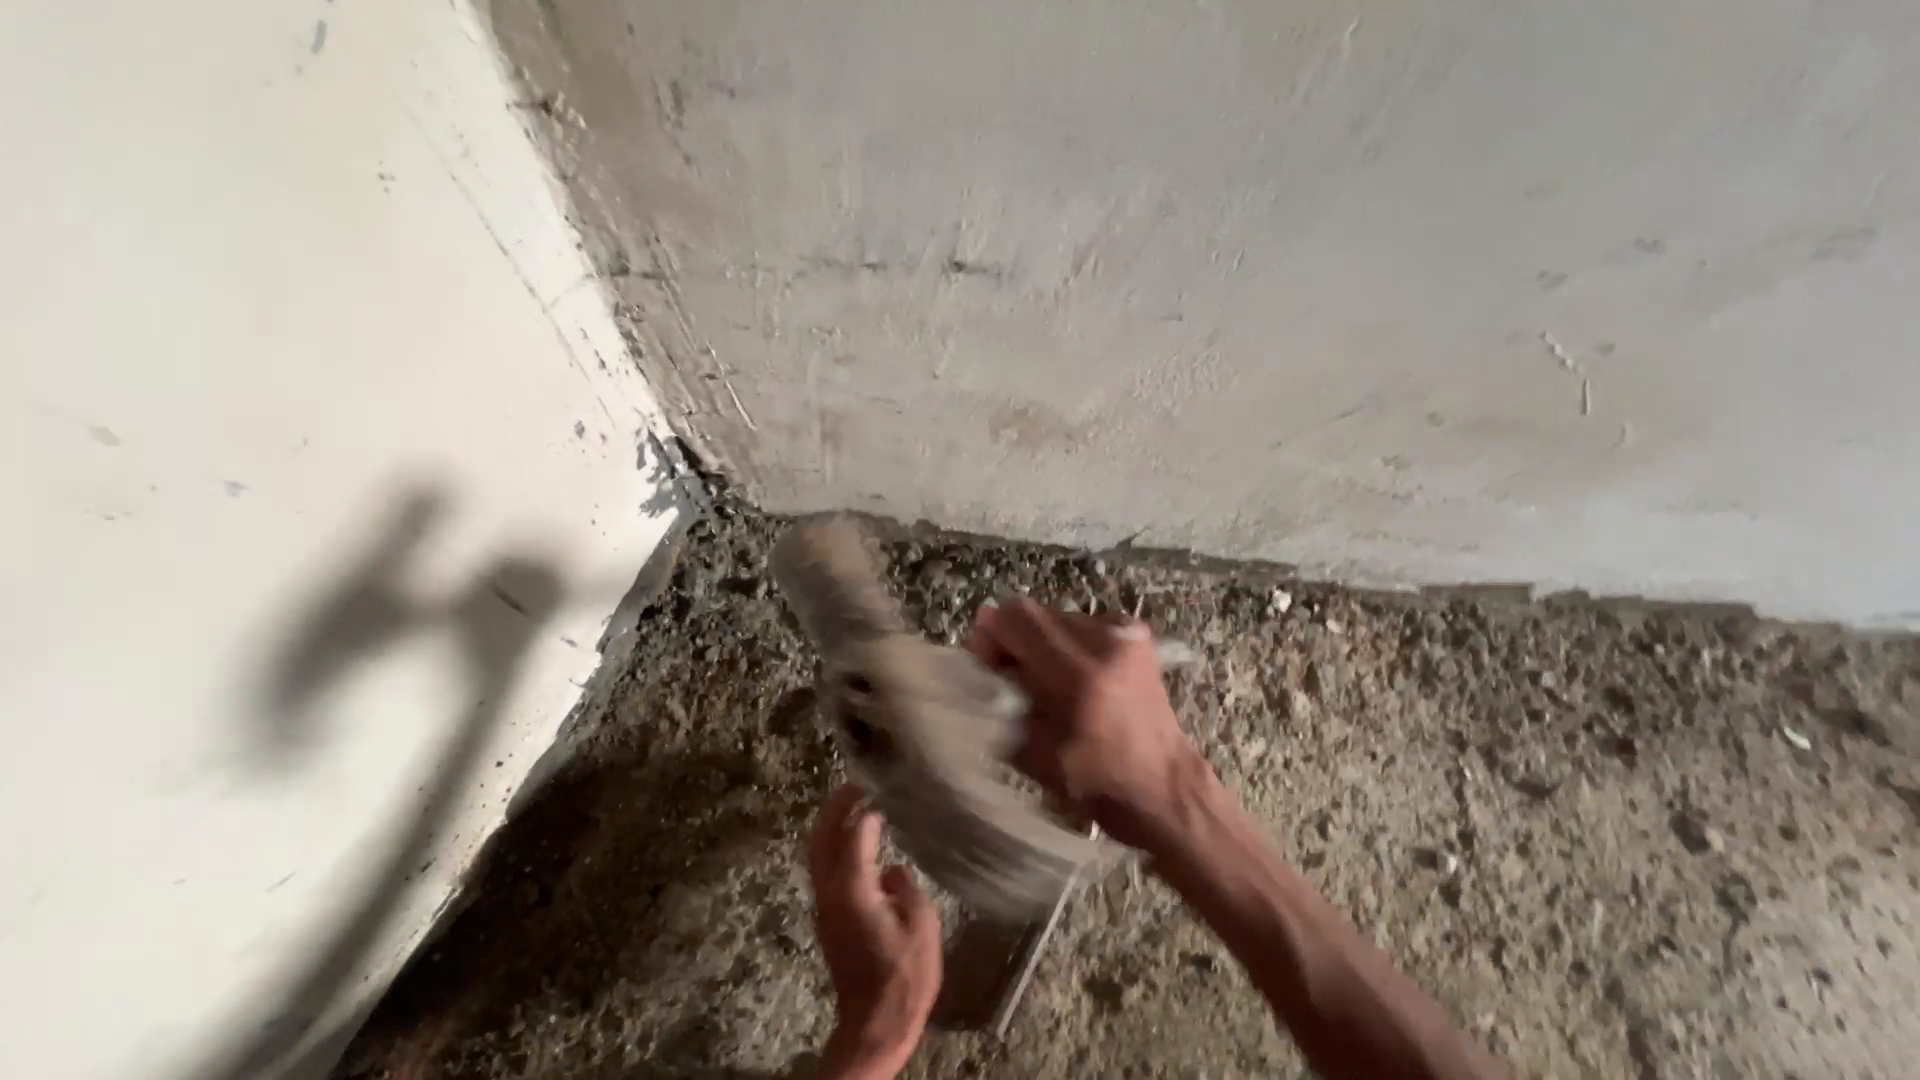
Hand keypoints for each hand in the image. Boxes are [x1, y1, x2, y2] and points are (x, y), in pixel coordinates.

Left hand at [808, 785, 941, 1079]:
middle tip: (856, 784)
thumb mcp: (921, 924)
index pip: (854, 835)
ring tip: (855, 803)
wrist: (875, 1023)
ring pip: (818, 852)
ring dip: (831, 824)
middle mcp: (831, 892)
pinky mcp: (827, 917)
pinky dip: (835, 844)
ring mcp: (824, 906)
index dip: (867, 810)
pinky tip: (858, 840)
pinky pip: (824, 868)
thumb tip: (891, 869)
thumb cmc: (906, 975)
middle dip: (835, 807)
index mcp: (854, 890)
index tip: (882, 789)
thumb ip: (905, 886)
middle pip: (822, 838)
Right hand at [966, 596, 1207, 848]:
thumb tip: (980, 670)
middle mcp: (1105, 642)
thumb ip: (1002, 703)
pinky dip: (1067, 643)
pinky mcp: (1136, 634)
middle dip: (1012, 638)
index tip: (986, 666)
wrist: (1162, 785)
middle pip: (1034, 611)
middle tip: (1008, 674)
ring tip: (1043, 677)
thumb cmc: (1095, 782)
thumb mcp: (1032, 752)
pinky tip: (1072, 674)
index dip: (989, 636)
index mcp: (1079, 675)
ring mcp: (1125, 633)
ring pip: (1056, 616)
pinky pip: (1082, 623)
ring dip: (1039, 640)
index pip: (1015, 618)